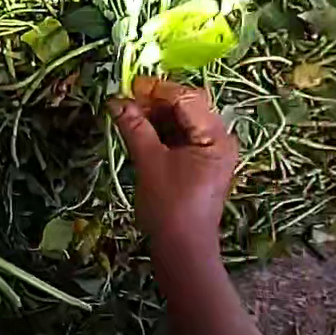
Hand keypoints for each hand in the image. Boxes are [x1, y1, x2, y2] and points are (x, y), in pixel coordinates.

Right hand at [108, 77, 237, 256]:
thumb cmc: (169, 206)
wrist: (181, 248)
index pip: (188, 99)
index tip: (128, 86)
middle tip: (125, 100)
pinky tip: (138, 129)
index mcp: (216, 136)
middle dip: (156, 101)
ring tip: (127, 113)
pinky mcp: (198, 164)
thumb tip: (116, 102)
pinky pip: (179, 137)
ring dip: (155, 115)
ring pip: (181, 121)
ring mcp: (209, 152)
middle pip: (187, 107)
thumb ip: (134, 128)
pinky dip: (159, 131)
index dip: (157, 89)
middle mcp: (219, 139)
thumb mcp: (149, 163)